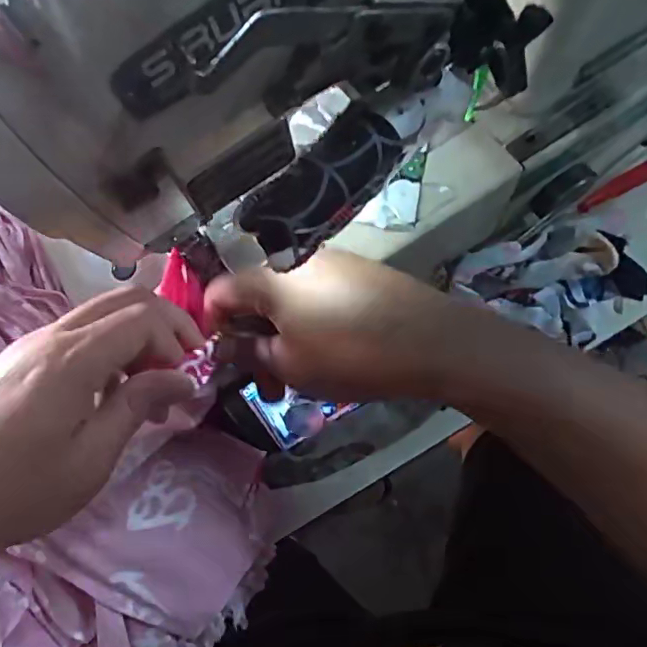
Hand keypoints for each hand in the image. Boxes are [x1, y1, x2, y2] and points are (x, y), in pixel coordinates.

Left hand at [0, 289, 203, 569]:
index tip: (189, 383)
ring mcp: (25, 347)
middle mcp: (49, 337)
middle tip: (182, 370)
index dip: (178, 341)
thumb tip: (182, 377)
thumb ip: (138, 404)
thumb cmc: (18, 491)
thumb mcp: (93, 457)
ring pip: (97, 317)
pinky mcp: (11, 363)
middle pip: (122, 301)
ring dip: (133, 341)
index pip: (144, 317)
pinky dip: (105, 352)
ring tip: (144, 395)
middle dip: (163, 327)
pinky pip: (72, 338)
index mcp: (72, 357)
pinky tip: (103, 399)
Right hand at [204, 250, 507, 403]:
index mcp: (271, 277)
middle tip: (270, 386)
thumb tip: (224, 345)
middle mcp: (297, 260)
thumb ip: (249, 353)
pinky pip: (320, 298)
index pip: (219, 292)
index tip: (227, 362)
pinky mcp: (361, 273)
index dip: (212, 329)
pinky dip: (313, 325)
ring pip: (290, 301)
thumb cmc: (351, 354)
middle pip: (256, 298)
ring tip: (304, 377)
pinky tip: (334, 354)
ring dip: (285, 339)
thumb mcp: (291, 365)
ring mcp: (333, 263)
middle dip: (254, 342)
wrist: (434, 340)